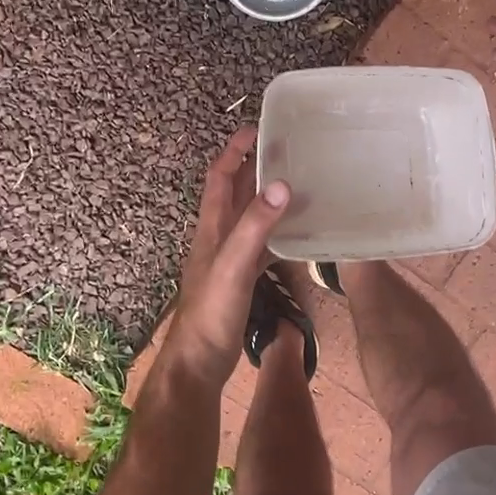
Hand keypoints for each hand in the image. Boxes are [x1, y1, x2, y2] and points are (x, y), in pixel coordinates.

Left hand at [160, 127, 290, 388]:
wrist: (198, 365)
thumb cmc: (211, 313)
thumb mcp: (233, 266)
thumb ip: (254, 227)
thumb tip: (280, 184)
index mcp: (211, 227)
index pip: (220, 177)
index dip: (234, 151)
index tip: (257, 129)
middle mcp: (219, 236)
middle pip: (236, 192)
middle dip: (255, 167)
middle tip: (287, 149)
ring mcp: (230, 258)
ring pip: (250, 216)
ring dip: (267, 196)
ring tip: (297, 180)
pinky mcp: (242, 279)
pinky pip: (262, 244)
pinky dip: (277, 230)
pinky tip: (297, 231)